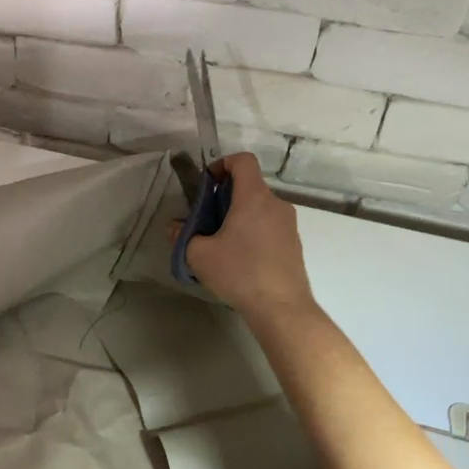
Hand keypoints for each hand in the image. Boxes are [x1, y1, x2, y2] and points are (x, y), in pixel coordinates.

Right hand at [178, 152, 318, 321]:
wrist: (281, 307)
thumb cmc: (239, 272)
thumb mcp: (198, 255)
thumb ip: (183, 236)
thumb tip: (174, 227)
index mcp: (254, 198)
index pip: (243, 161)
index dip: (223, 164)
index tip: (207, 183)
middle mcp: (276, 205)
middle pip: (250, 187)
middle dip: (225, 198)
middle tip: (207, 222)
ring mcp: (288, 225)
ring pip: (259, 209)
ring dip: (239, 218)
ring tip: (222, 245)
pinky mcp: (293, 244)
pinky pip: (269, 228)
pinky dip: (253, 233)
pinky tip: (241, 261)